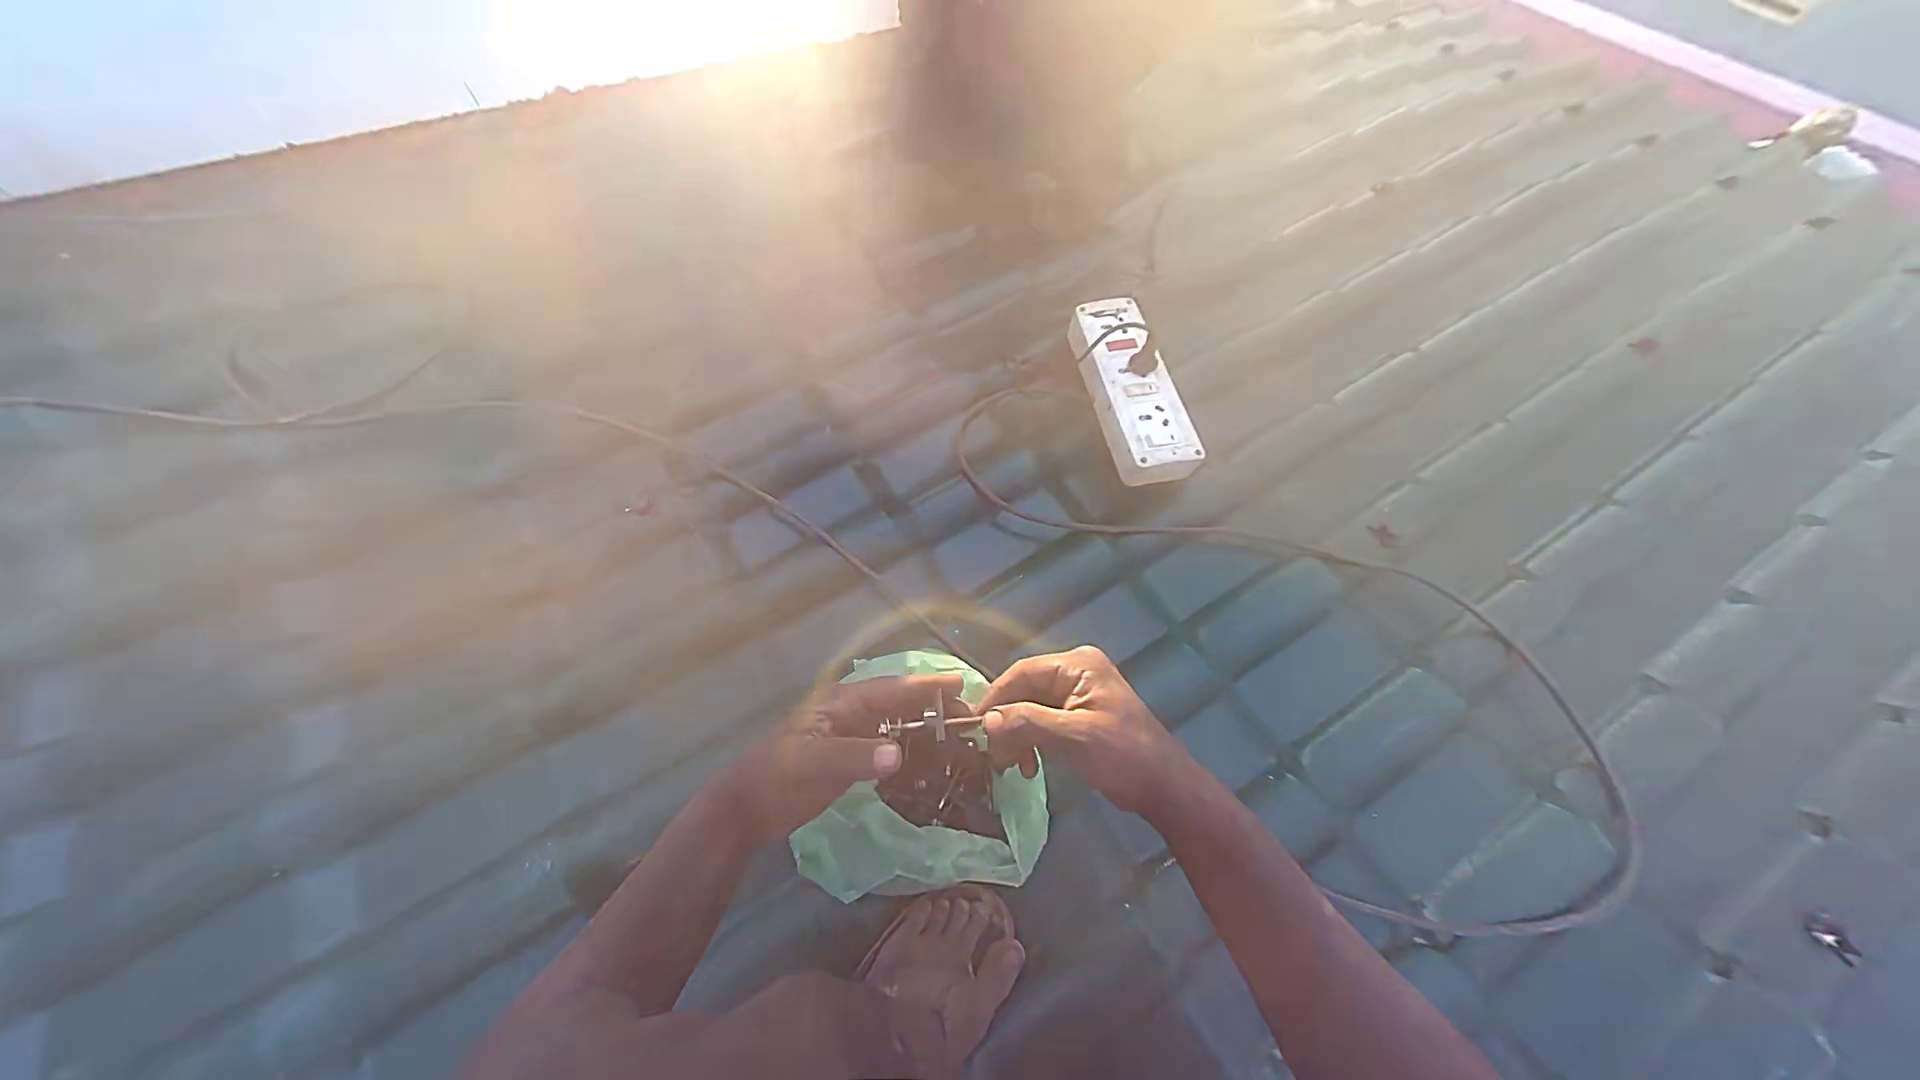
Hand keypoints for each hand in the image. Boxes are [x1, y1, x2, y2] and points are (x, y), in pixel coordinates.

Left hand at [718, 674, 968, 842]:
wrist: (749, 808)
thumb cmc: (776, 775)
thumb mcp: (812, 762)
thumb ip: (853, 758)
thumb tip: (898, 756)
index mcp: (842, 702)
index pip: (892, 689)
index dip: (926, 686)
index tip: (959, 683)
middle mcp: (851, 713)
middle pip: (899, 703)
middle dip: (932, 705)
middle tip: (969, 714)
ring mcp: (852, 736)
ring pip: (897, 724)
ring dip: (925, 726)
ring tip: (958, 733)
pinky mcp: (852, 759)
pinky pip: (889, 746)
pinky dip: (911, 748)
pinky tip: (930, 758)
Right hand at [978, 646, 1191, 816]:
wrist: (1165, 788)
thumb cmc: (1124, 756)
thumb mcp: (1074, 737)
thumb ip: (1028, 722)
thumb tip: (987, 720)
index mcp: (1078, 665)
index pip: (1022, 672)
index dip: (996, 698)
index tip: (975, 726)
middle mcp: (1076, 672)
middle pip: (1025, 691)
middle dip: (1007, 723)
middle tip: (993, 754)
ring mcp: (1078, 694)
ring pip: (1030, 709)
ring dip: (1017, 736)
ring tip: (1010, 766)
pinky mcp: (1079, 717)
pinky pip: (1043, 722)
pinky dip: (1031, 742)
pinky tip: (1027, 765)